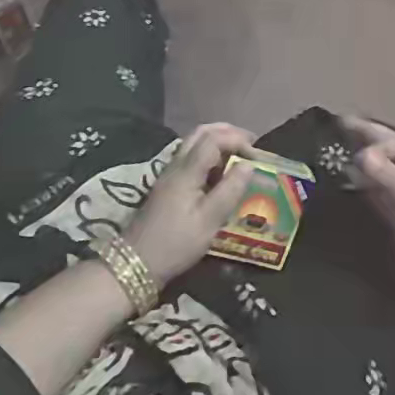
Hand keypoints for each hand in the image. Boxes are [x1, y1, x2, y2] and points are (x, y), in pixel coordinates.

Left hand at [125, 123, 256, 283]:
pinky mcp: (167, 186)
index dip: (237, 140)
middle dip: (227, 133)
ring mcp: (169, 174)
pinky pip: (189, 158)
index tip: (257, 156)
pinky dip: (208, 155)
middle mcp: (176, 166)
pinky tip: (220, 172)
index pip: (213, 139)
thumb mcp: (209, 221)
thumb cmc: (176, 243)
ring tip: (239, 155)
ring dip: (217, 141)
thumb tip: (249, 165)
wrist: (137, 262)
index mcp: (187, 172)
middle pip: (200, 133)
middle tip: (251, 144)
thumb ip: (230, 190)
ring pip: (193, 144)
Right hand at [343, 116, 394, 301]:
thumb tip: (361, 155)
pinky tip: (350, 183)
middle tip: (340, 124)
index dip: (381, 145)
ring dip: (365, 164)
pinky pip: (381, 198)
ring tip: (338, 151)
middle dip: (369, 139)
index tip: (358, 154)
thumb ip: (394, 180)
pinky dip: (366, 188)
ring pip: (385, 174)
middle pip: (393, 154)